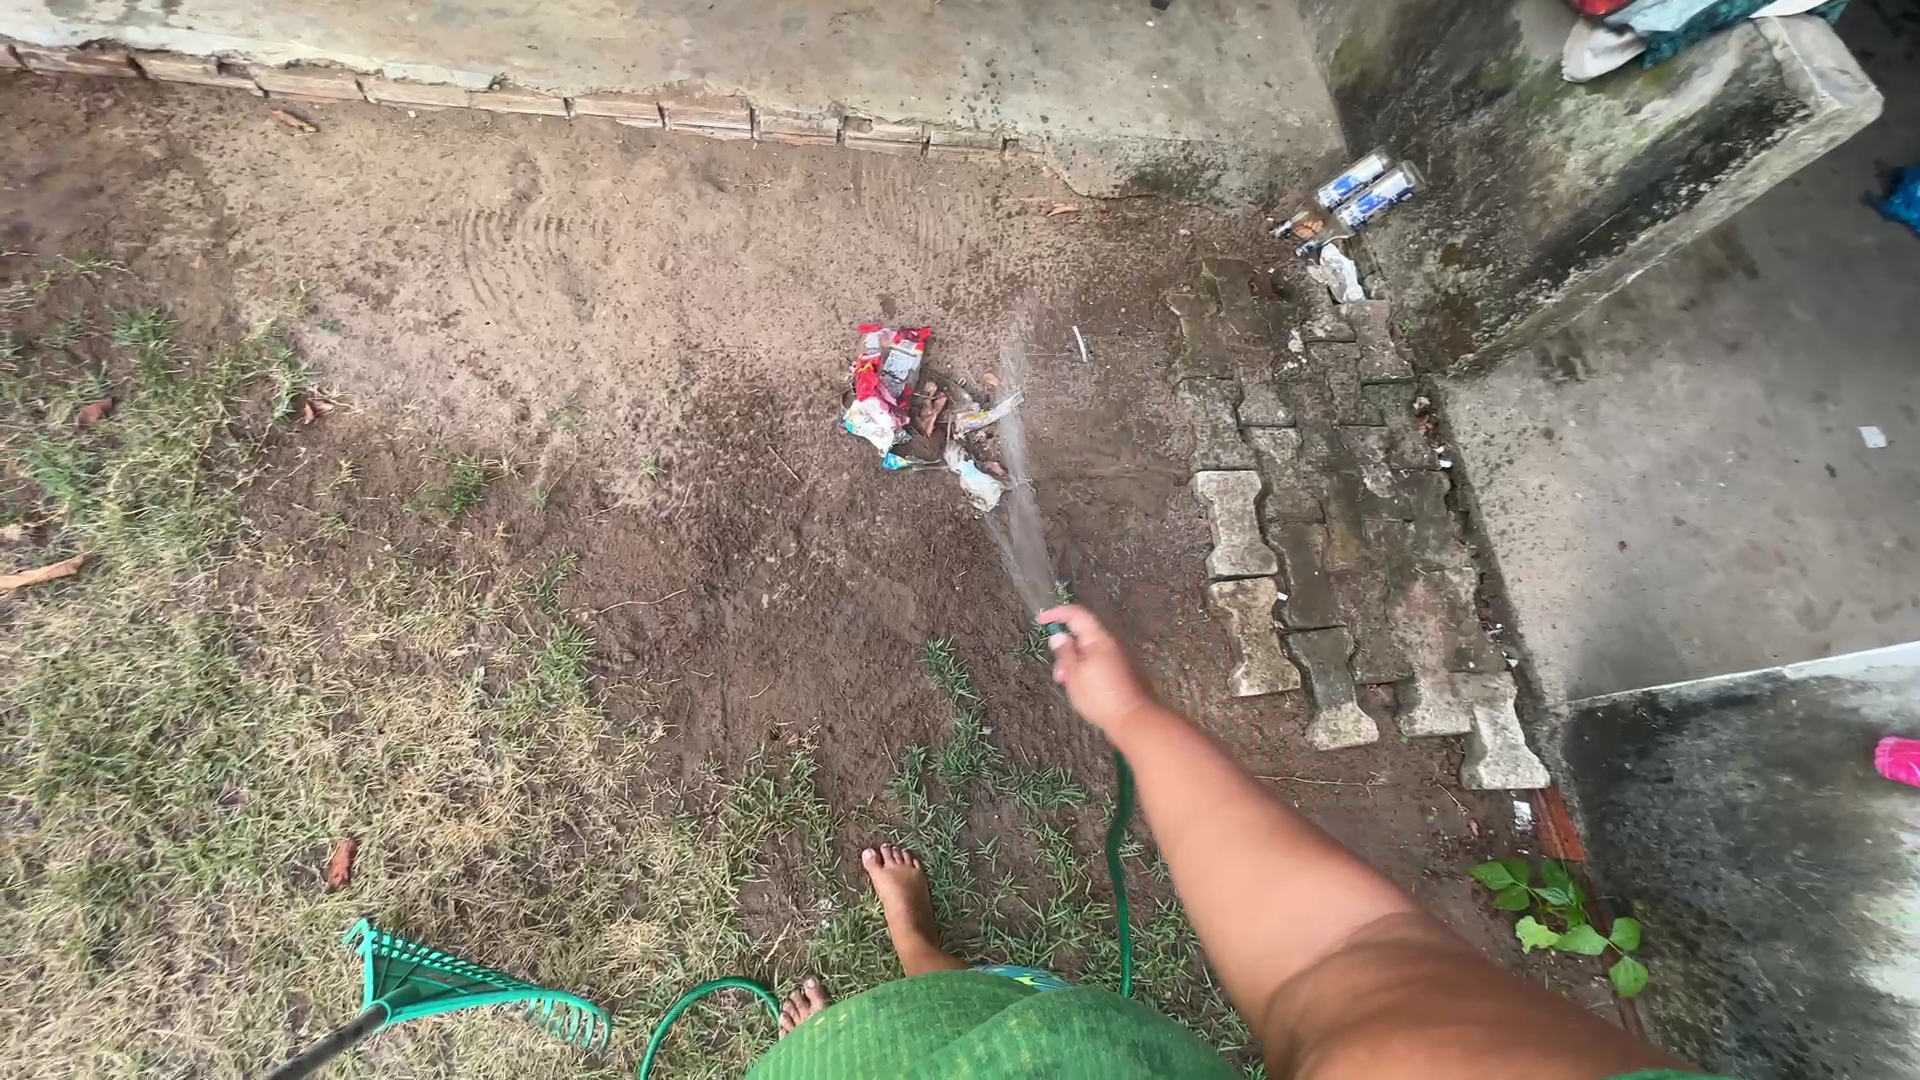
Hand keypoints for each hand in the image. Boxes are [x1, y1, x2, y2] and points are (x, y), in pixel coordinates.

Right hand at [1036, 604, 1157, 732]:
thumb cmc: (1100, 697)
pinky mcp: (1122, 673)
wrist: (1133, 720)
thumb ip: (1065, 652)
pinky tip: (1082, 690)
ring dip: (1074, 664)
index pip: (1077, 614)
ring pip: (1089, 652)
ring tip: (1069, 685)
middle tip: (1059, 673)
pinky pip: (1098, 663)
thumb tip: (1058, 636)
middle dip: (1065, 649)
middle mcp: (1111, 644)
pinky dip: (1086, 671)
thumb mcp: (1074, 674)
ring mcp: (1119, 658)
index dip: (1057, 614)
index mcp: (1099, 639)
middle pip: (1082, 635)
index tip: (1041, 621)